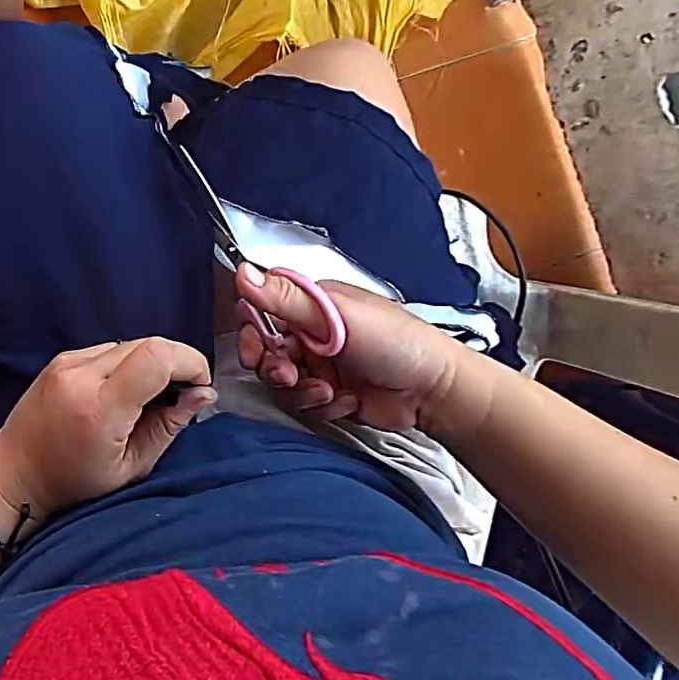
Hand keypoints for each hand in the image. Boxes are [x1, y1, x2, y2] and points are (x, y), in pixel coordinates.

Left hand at [0, 337, 214, 518]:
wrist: (13, 474)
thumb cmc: (73, 482)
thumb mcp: (131, 467)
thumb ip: (169, 426)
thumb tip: (203, 394)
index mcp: (100, 408)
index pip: (157, 357)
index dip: (190, 363)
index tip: (199, 386)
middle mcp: (81, 376)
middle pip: (149, 344)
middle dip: (177, 362)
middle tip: (181, 393)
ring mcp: (67, 362)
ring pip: (131, 343)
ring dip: (152, 362)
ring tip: (150, 396)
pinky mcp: (63, 358)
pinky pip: (110, 348)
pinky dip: (128, 363)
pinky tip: (123, 391)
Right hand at [236, 263, 473, 432]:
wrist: (434, 390)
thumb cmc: (397, 341)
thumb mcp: (336, 315)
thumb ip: (286, 297)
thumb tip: (244, 273)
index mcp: (312, 306)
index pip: (263, 314)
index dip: (253, 334)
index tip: (257, 349)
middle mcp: (313, 334)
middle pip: (267, 353)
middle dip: (274, 368)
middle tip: (289, 374)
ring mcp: (321, 365)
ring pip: (283, 384)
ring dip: (302, 391)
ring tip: (328, 390)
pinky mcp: (329, 394)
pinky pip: (305, 405)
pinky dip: (323, 407)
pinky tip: (348, 400)